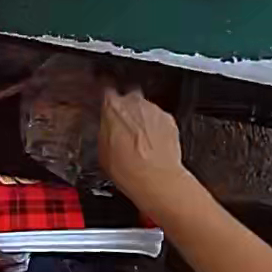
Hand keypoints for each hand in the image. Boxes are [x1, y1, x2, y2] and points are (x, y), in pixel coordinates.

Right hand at [100, 87, 198, 208]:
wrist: (156, 179)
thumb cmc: (128, 168)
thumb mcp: (102, 151)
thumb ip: (104, 131)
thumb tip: (106, 130)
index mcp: (112, 107)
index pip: (106, 92)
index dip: (107, 102)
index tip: (107, 109)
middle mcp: (134, 103)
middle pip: (128, 99)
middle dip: (127, 112)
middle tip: (124, 131)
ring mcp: (153, 110)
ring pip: (145, 109)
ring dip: (142, 121)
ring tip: (140, 143)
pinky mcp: (169, 119)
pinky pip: (160, 119)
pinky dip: (157, 129)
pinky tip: (153, 146)